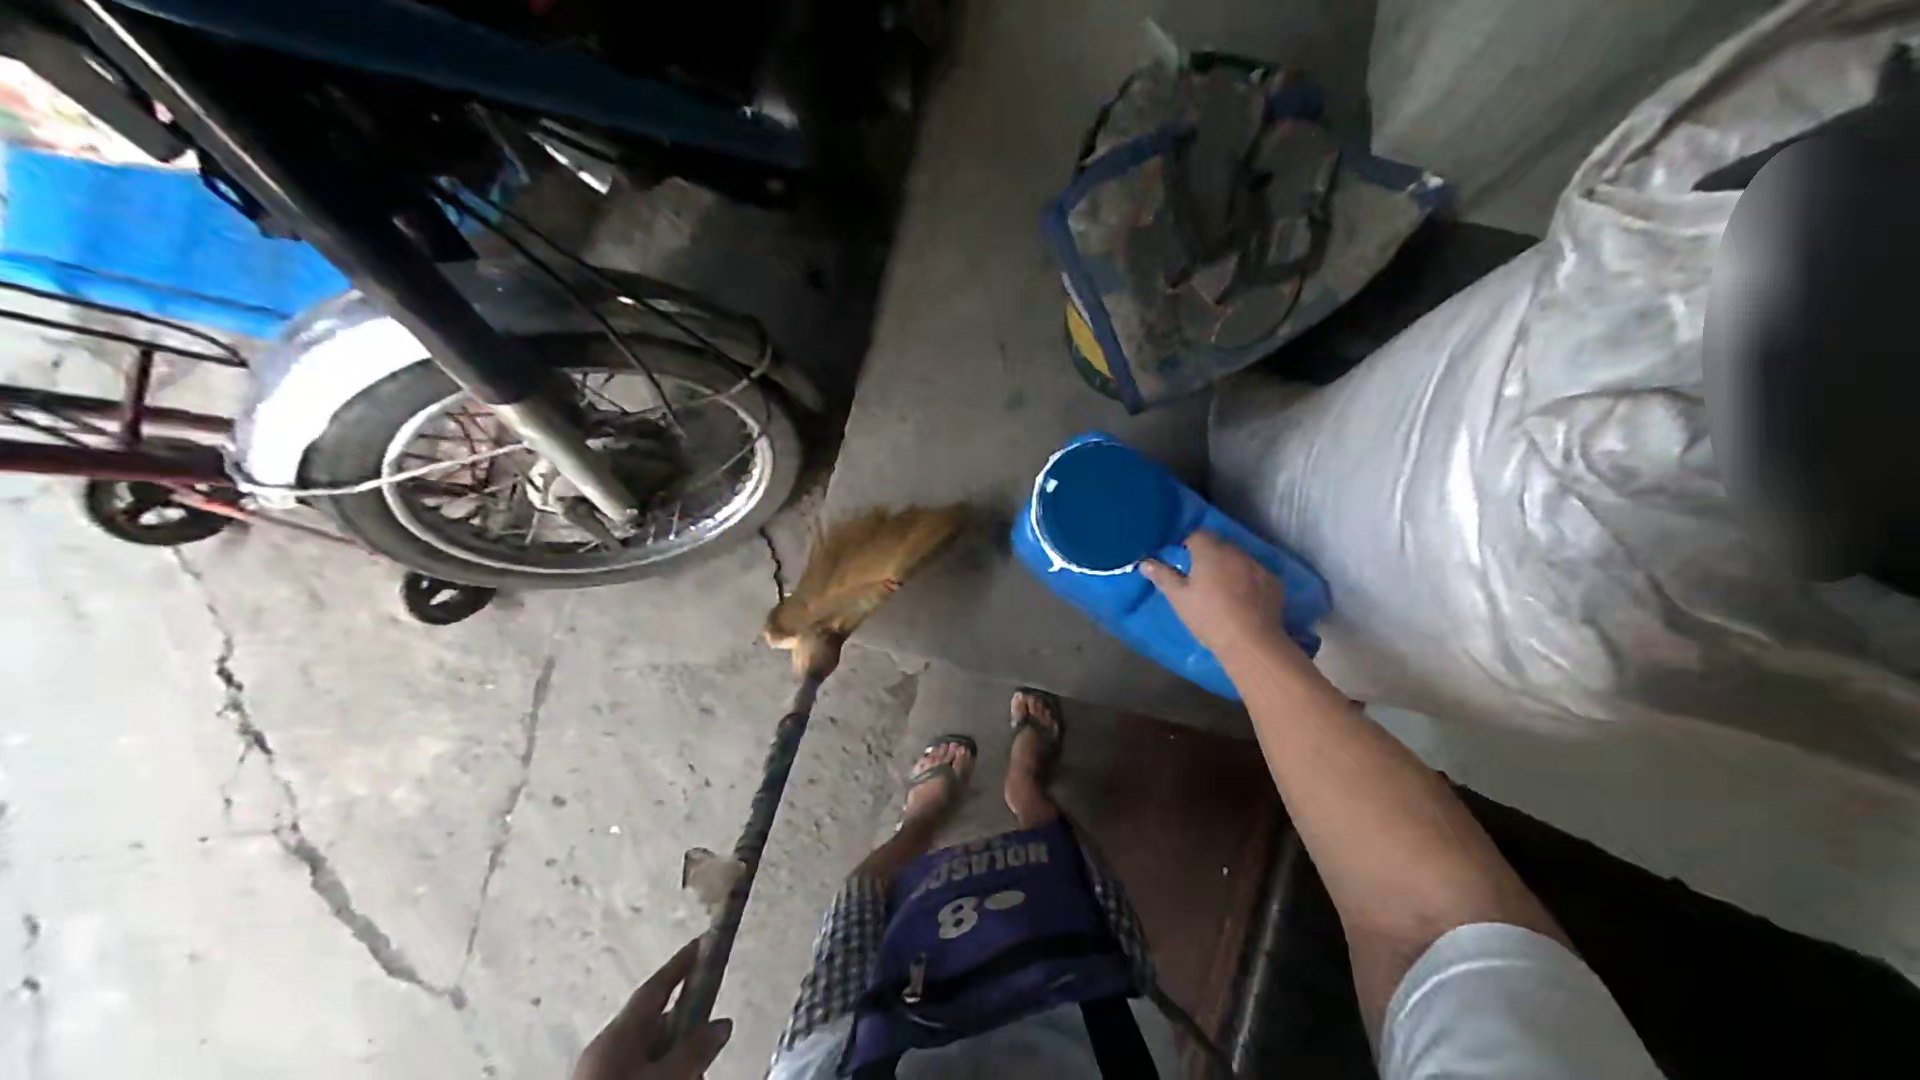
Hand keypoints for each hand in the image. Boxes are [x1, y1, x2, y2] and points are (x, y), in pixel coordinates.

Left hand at [573, 940, 732, 1079]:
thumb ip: (695, 1051)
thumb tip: (723, 1022)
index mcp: (618, 1034)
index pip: (656, 987)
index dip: (681, 963)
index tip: (705, 941)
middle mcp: (607, 1050)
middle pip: (657, 1026)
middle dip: (688, 1032)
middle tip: (714, 1043)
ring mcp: (600, 1076)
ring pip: (652, 1057)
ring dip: (679, 1064)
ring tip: (698, 1077)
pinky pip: (641, 1076)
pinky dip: (665, 1077)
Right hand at [1141, 531, 1291, 660]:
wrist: (1251, 642)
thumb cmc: (1209, 617)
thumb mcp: (1178, 598)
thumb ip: (1163, 576)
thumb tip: (1145, 562)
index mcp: (1210, 552)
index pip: (1197, 535)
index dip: (1188, 545)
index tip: (1182, 561)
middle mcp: (1236, 552)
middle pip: (1219, 545)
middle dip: (1209, 556)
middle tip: (1199, 578)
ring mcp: (1258, 566)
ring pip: (1238, 559)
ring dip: (1229, 567)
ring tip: (1222, 590)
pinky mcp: (1273, 582)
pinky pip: (1255, 574)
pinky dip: (1247, 580)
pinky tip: (1243, 600)